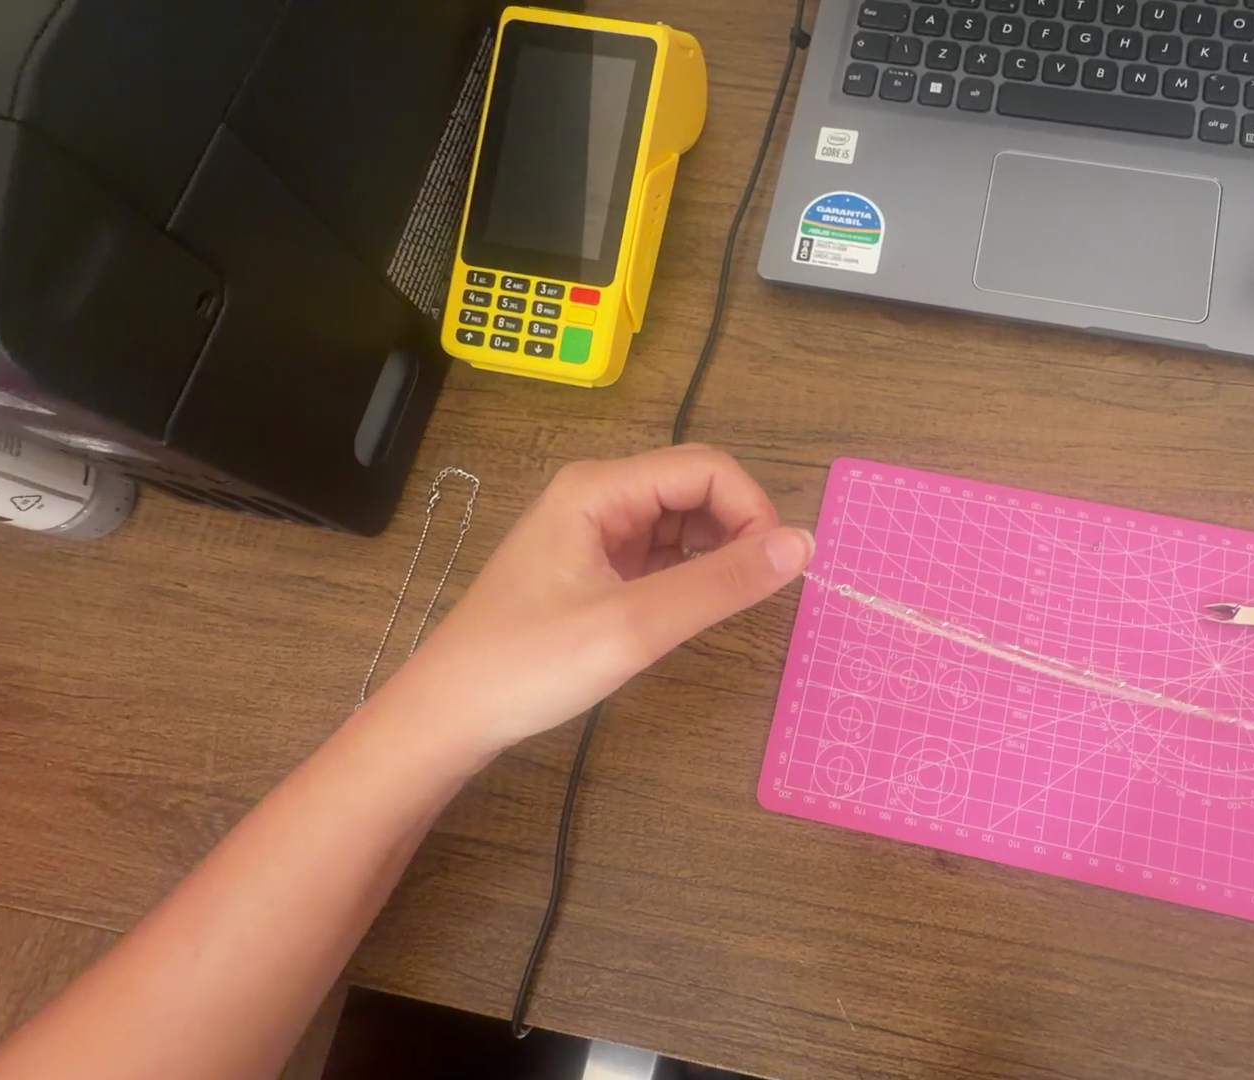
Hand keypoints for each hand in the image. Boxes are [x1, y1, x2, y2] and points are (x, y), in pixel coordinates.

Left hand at [367, 445, 813, 763]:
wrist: (450, 715)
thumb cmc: (532, 664)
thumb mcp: (634, 625)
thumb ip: (721, 583)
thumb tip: (803, 545)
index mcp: (601, 488)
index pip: (706, 468)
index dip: (752, 508)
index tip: (776, 567)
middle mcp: (601, 497)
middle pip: (696, 488)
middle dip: (738, 529)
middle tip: (755, 589)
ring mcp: (598, 532)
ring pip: (684, 521)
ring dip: (718, 552)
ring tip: (723, 603)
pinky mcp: (599, 566)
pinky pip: (664, 553)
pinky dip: (692, 573)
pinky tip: (693, 606)